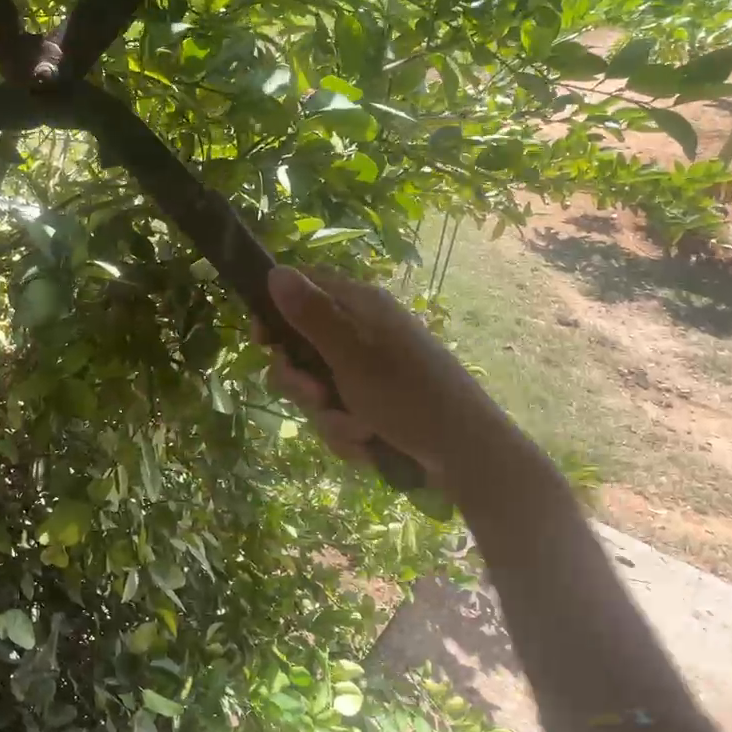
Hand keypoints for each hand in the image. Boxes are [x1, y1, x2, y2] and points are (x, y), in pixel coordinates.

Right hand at [260, 266, 520, 496]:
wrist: (469, 458)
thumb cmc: (410, 396)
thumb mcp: (352, 354)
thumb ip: (311, 315)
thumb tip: (274, 272)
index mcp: (360, 306)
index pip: (301, 289)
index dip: (273, 313)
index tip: (263, 344)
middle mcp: (361, 332)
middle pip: (298, 346)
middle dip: (300, 381)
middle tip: (316, 396)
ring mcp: (367, 370)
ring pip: (314, 387)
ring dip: (326, 415)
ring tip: (358, 430)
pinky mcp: (372, 403)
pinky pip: (334, 413)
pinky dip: (345, 432)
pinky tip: (368, 444)